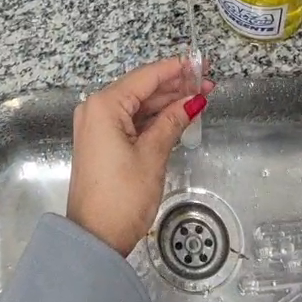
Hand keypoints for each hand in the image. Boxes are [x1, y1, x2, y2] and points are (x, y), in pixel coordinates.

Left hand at [66, 56, 210, 254]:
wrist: (95, 239)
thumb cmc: (122, 196)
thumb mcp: (152, 155)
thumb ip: (172, 122)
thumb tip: (193, 101)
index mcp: (104, 105)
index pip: (145, 77)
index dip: (174, 69)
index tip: (199, 63)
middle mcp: (96, 109)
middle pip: (140, 89)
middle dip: (174, 86)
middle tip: (206, 83)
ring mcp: (96, 126)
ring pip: (137, 105)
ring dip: (166, 102)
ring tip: (199, 98)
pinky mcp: (101, 142)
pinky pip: (130, 121)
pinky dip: (153, 119)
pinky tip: (177, 116)